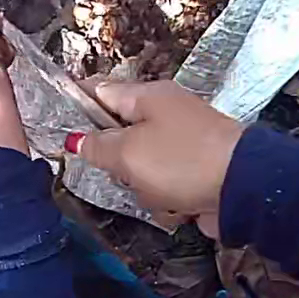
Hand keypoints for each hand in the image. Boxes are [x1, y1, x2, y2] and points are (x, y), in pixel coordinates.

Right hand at [68, 81, 245, 237]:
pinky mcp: (197, 171)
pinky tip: (177, 205)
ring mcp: (184, 143)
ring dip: (144, 186)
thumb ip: (97, 147)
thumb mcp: (129, 153)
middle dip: (116, 160)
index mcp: (149, 97)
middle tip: (121, 171)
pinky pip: (165, 185)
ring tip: (158, 192)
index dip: (76, 105)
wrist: (242, 188)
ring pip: (141, 167)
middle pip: (121, 135)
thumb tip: (75, 139)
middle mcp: (166, 114)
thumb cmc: (181, 161)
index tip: (56, 122)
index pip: (101, 91)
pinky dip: (168, 198)